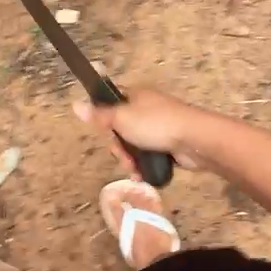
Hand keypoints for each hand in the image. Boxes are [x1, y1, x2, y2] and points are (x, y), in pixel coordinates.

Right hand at [73, 86, 216, 177]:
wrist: (194, 140)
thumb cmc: (155, 124)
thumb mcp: (122, 118)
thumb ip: (99, 114)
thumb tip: (75, 103)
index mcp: (136, 96)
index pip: (111, 102)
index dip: (103, 117)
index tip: (103, 131)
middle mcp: (146, 108)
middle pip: (120, 128)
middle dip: (118, 146)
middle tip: (121, 154)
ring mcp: (158, 127)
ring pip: (133, 145)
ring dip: (129, 159)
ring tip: (133, 169)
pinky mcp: (167, 144)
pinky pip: (147, 155)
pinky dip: (142, 165)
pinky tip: (141, 175)